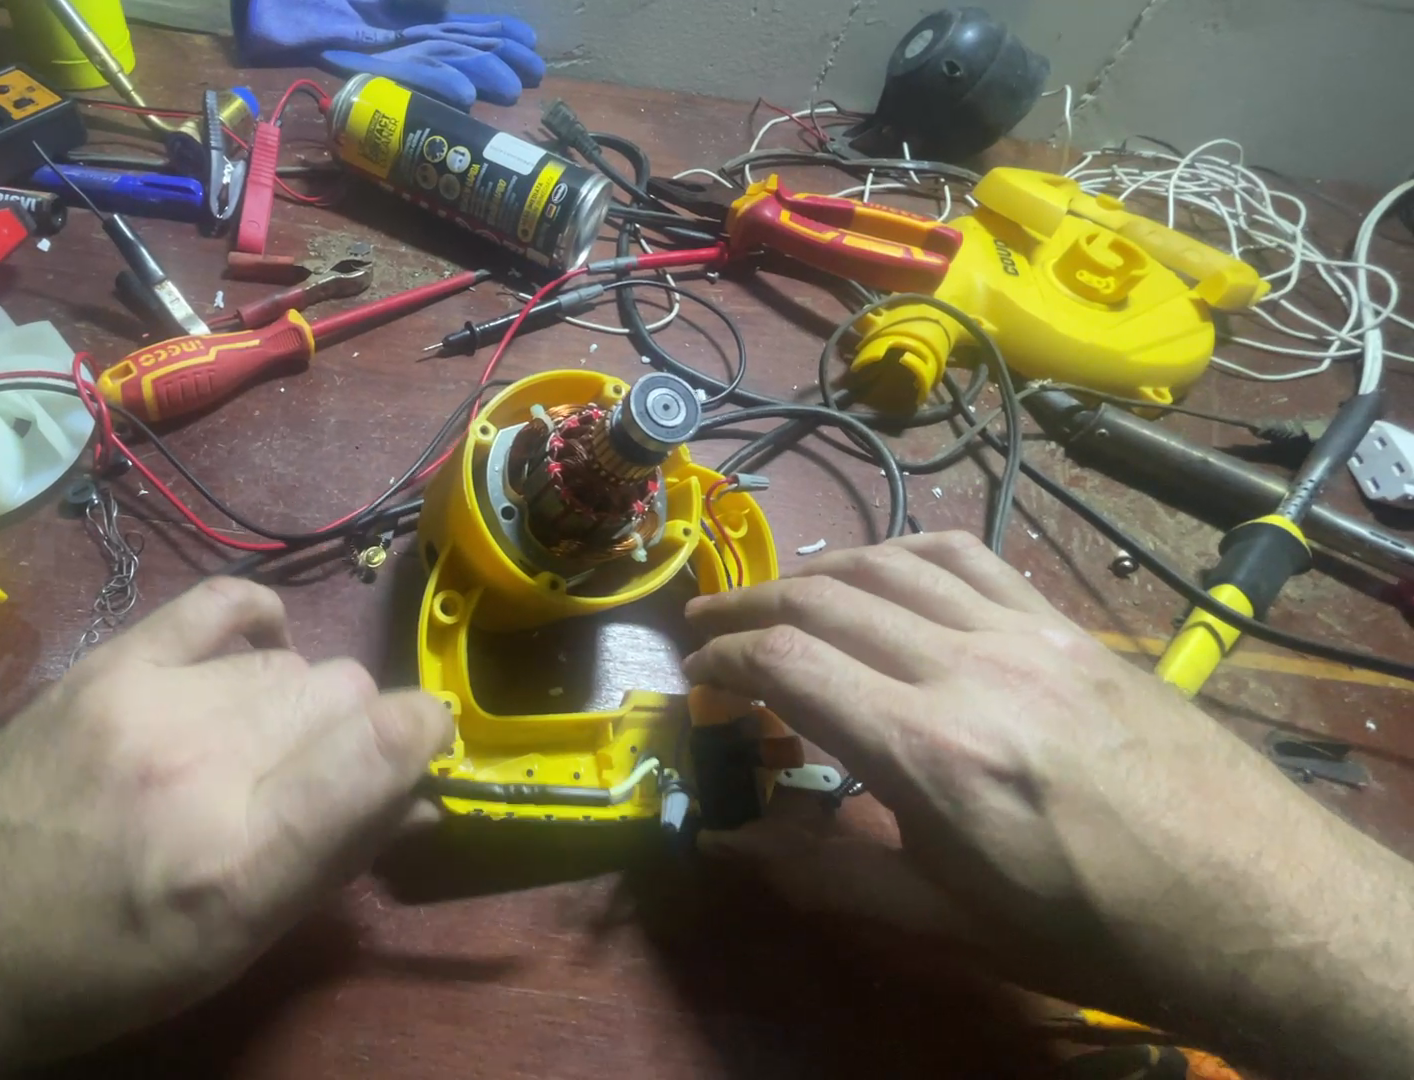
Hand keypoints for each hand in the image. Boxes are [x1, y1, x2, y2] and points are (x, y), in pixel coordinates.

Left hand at [0, 577, 451, 1063]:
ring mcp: (148, 697)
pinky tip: (251, 657)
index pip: (380, 746)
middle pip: (344, 690)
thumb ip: (336, 860)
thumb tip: (421, 792)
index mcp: (237, 860)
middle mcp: (201, 763)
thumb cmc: (95, 968)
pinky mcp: (109, 660)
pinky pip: (226, 600)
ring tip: (251, 744)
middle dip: (355, 731)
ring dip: (298, 703)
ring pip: (294, 659)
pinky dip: (260, 626)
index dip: (427, 731)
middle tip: (315, 775)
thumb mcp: (230, 948)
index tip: (427, 743)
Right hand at [680, 532, 1413, 1065]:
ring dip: (807, 573)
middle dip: (743, 607)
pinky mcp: (1064, 625)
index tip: (697, 678)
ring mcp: (1022, 635)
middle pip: (819, 599)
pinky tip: (872, 572)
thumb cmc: (1087, 929)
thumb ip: (817, 871)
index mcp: (928, 751)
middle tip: (704, 623)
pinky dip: (895, 551)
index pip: (786, 664)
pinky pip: (962, 556)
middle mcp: (966, 671)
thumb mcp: (940, 917)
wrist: (1270, 916)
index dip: (722, 661)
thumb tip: (721, 846)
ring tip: (771, 595)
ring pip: (882, 564)